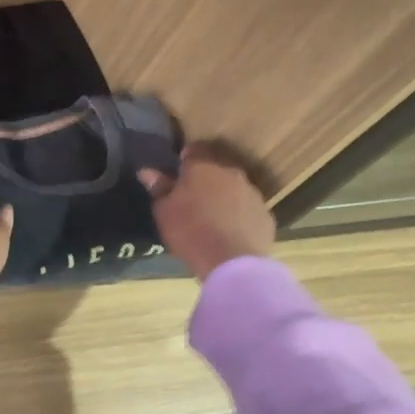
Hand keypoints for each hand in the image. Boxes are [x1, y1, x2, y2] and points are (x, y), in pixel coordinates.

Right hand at [137, 142, 274, 280]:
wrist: (232, 262)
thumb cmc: (190, 230)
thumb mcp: (164, 211)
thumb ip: (159, 188)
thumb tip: (148, 172)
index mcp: (203, 168)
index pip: (194, 151)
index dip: (184, 158)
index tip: (177, 169)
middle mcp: (231, 174)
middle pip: (216, 169)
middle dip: (205, 178)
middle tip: (192, 194)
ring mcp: (253, 194)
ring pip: (234, 188)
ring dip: (223, 195)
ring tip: (212, 214)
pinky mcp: (266, 216)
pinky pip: (247, 208)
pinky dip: (238, 213)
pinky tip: (229, 229)